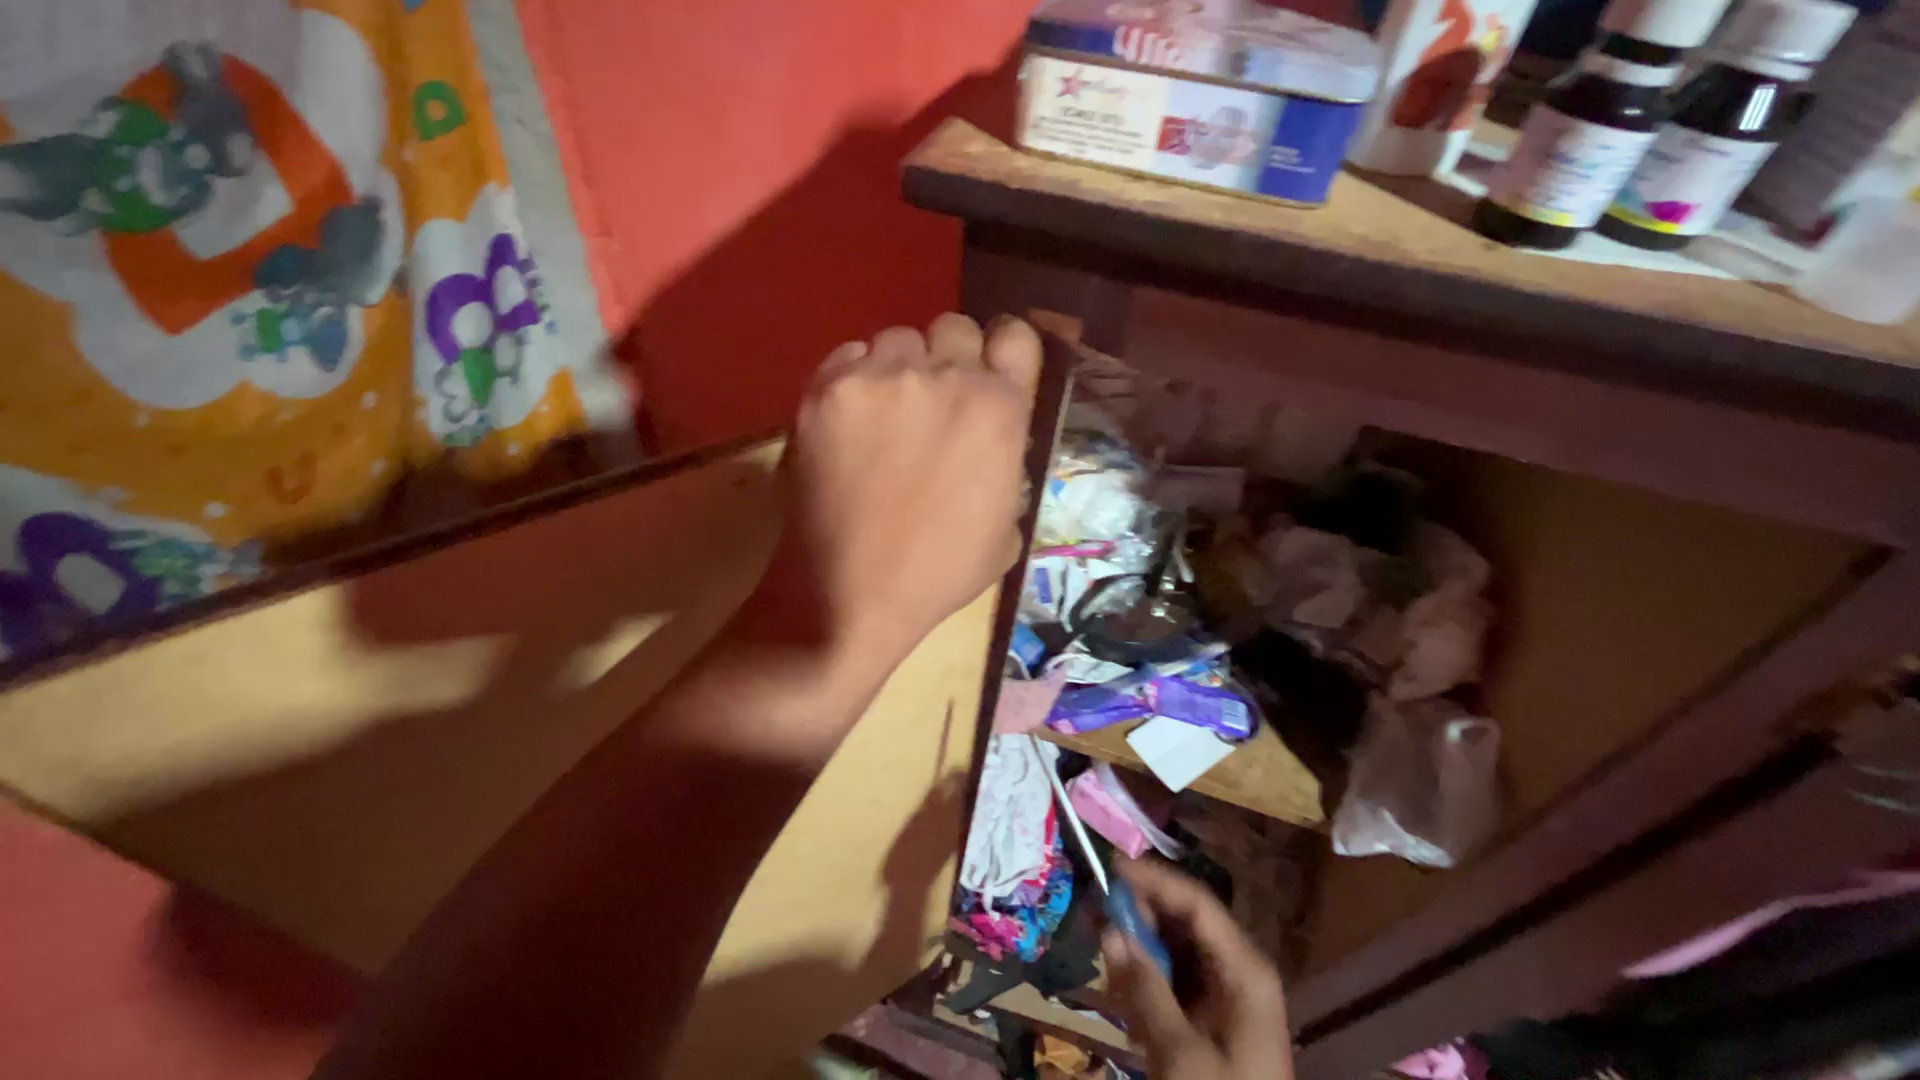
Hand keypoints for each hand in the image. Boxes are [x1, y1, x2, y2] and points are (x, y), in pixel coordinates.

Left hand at [773, 314, 1040, 661]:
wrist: (846, 594)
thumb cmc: (938, 573)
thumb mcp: (1007, 527)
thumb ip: (1007, 462)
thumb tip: (992, 439)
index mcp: (999, 410)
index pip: (1015, 335)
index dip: (1003, 351)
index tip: (990, 370)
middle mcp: (944, 377)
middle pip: (953, 328)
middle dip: (948, 359)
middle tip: (932, 403)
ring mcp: (880, 377)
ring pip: (898, 340)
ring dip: (898, 370)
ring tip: (884, 416)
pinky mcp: (826, 387)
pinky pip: (850, 357)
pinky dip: (854, 380)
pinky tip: (849, 422)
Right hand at [1103, 859, 1293, 1079]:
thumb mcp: (1181, 1053)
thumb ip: (1144, 988)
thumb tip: (1110, 930)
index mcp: (1245, 970)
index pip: (1196, 904)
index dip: (1153, 880)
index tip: (1109, 867)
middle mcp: (1238, 971)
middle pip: (1185, 922)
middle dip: (1140, 910)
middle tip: (1093, 904)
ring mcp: (1226, 995)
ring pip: (1176, 948)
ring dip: (1139, 940)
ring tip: (1098, 933)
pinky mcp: (1211, 1019)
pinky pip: (1175, 979)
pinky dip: (1146, 973)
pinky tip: (1119, 976)